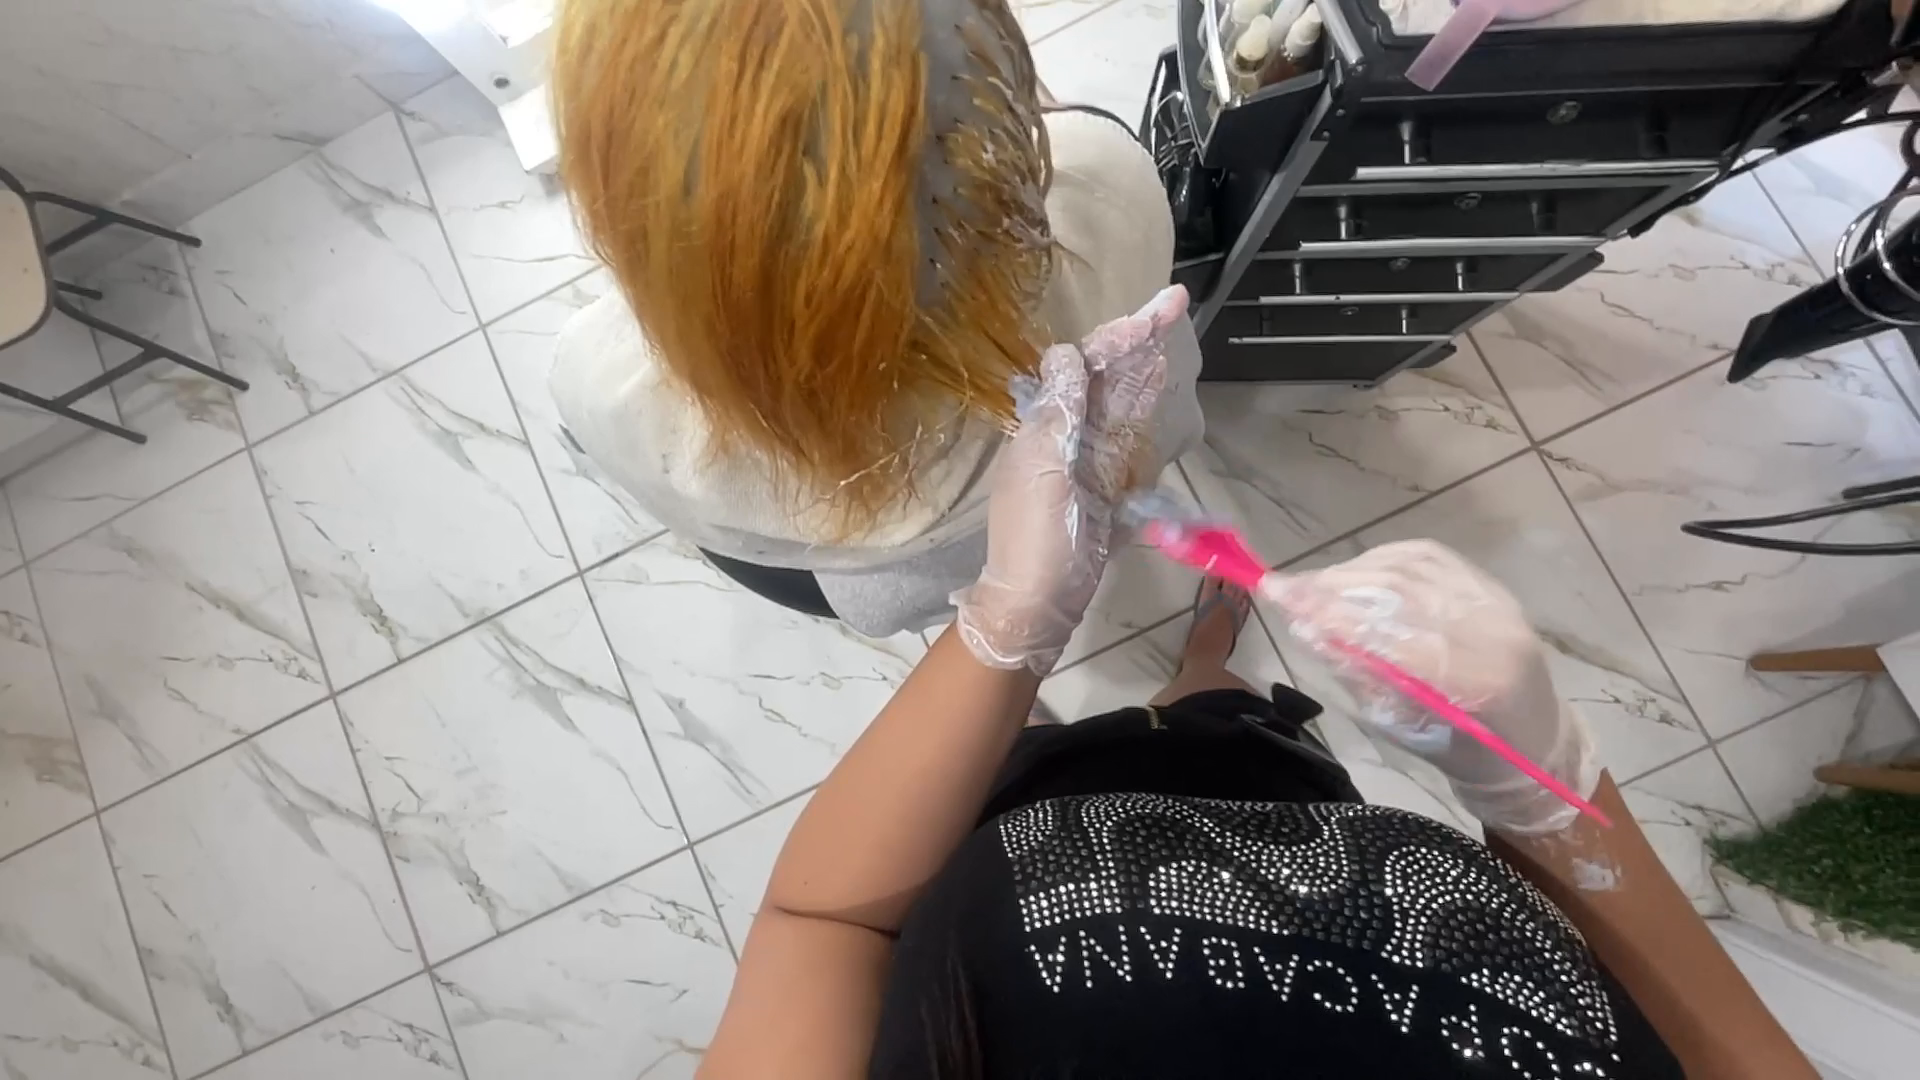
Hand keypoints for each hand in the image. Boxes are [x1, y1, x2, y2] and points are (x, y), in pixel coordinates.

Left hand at [952, 286, 1185, 673]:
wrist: (1037, 603)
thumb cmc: (1035, 539)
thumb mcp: (1042, 472)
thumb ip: (1057, 415)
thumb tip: (1065, 355)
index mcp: (1044, 427)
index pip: (1081, 368)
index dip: (1115, 338)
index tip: (1152, 315)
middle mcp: (1066, 436)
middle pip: (1105, 379)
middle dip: (1137, 342)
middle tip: (1175, 306)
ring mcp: (1088, 461)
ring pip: (1120, 405)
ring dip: (1144, 369)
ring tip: (1173, 334)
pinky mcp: (1106, 487)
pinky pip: (1128, 443)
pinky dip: (1145, 415)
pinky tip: (1160, 392)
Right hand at [1263, 539, 1596, 834]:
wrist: (1530, 740)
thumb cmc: (1455, 747)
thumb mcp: (1396, 723)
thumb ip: (1354, 672)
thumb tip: (1305, 628)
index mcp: (1474, 682)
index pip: (1388, 634)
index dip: (1329, 612)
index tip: (1277, 595)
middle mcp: (1491, 632)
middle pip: (1397, 591)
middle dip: (1331, 585)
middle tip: (1284, 586)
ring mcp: (1495, 603)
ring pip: (1408, 566)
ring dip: (1350, 571)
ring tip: (1312, 584)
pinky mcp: (1490, 586)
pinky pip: (1426, 555)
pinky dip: (1380, 558)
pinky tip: (1353, 572)